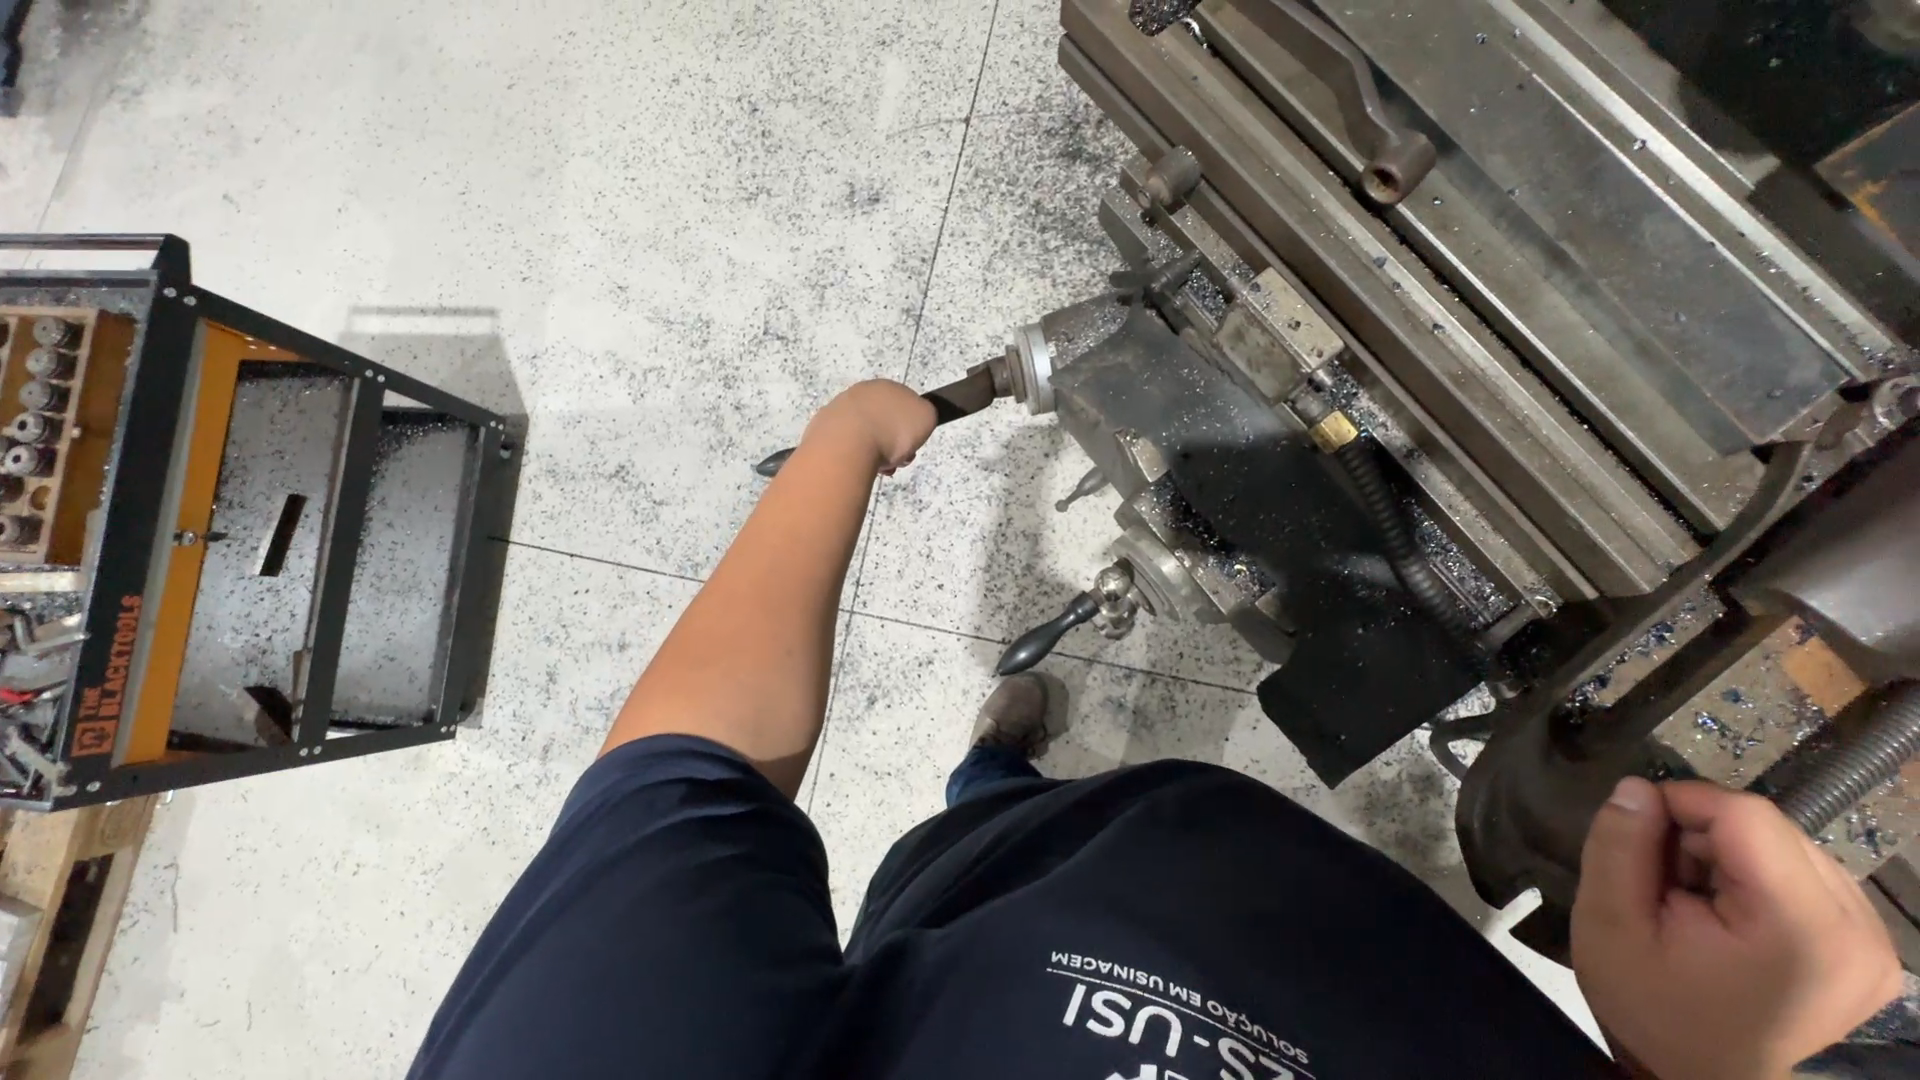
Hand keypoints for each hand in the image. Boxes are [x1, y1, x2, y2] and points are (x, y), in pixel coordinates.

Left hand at [806, 379, 937, 473]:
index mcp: (885, 386)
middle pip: (882, 420)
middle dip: (891, 442)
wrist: (848, 444)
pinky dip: (853, 455)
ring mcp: (837, 409)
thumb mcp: (926, 418)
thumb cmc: (892, 431)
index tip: (911, 445)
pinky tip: (857, 466)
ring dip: (874, 451)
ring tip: (878, 468)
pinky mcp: (821, 429)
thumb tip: (914, 420)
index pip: (903, 405)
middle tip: (895, 460)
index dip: (911, 427)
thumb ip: (924, 414)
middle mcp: (859, 393)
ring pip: (863, 433)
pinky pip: (844, 444)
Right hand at [1571, 777, 1901, 1079]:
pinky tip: (1722, 917)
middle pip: (1768, 828)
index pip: (1746, 814)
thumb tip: (1637, 789)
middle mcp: (1859, 930)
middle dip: (1699, 836)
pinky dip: (1750, 879)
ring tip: (1689, 903)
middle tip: (1659, 882)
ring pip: (1783, 846)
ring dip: (1723, 856)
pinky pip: (1800, 875)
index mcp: (1802, 927)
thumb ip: (1618, 847)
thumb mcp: (1608, 923)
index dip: (1679, 804)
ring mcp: (1873, 942)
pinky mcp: (1866, 949)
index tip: (1633, 834)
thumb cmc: (1655, 1007)